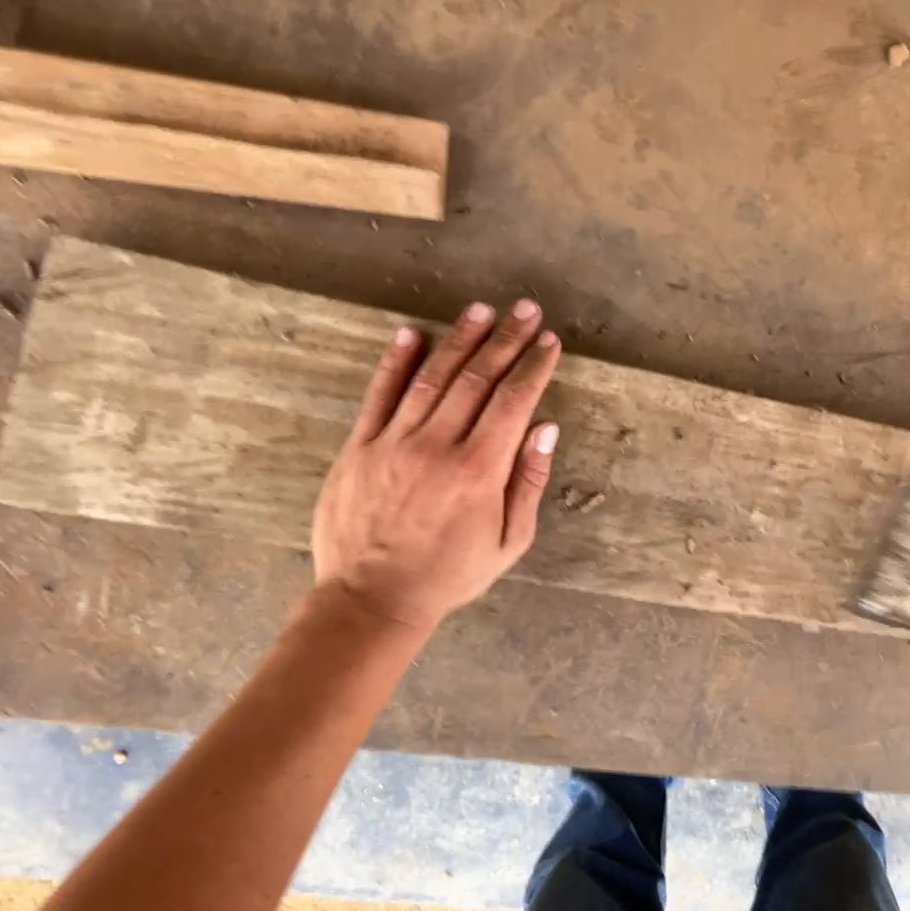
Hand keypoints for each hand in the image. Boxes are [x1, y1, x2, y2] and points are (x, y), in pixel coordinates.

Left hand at [311, 300, 561, 628]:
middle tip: (527, 310)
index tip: (550, 342)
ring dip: (460, 339)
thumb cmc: (451, 573)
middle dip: (506, 340)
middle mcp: (437, 447)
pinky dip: (396, 362)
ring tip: (482, 310)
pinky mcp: (359, 448)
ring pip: (432, 377)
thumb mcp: (511, 540)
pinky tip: (412, 333)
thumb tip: (547, 428)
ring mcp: (394, 443)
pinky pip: (379, 395)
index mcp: (479, 470)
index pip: (514, 401)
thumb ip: (529, 481)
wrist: (371, 600)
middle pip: (478, 379)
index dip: (534, 366)